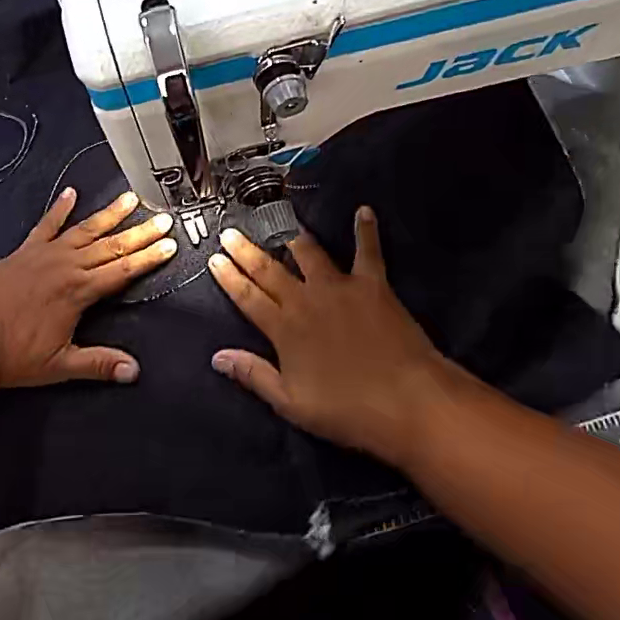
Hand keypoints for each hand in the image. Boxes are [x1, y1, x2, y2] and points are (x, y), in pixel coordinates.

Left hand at [0, 188, 176, 387]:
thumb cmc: (10, 356)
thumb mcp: (58, 366)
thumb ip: (98, 364)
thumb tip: (133, 371)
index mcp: (79, 291)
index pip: (124, 270)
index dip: (150, 258)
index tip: (170, 245)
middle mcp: (67, 266)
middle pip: (113, 245)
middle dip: (142, 232)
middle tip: (164, 219)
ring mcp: (45, 255)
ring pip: (86, 229)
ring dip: (111, 214)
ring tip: (132, 198)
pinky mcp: (24, 252)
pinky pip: (46, 225)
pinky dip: (60, 209)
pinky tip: (71, 194)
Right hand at [207, 207, 463, 463]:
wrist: (403, 398)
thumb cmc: (346, 409)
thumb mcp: (291, 403)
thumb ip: (254, 375)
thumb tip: (218, 357)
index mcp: (285, 329)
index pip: (248, 297)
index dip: (229, 277)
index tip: (215, 259)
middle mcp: (307, 299)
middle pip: (270, 269)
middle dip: (247, 250)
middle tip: (231, 232)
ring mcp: (340, 287)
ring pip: (309, 253)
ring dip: (291, 235)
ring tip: (279, 219)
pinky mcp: (372, 283)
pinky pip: (367, 250)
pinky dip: (365, 230)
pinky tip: (364, 211)